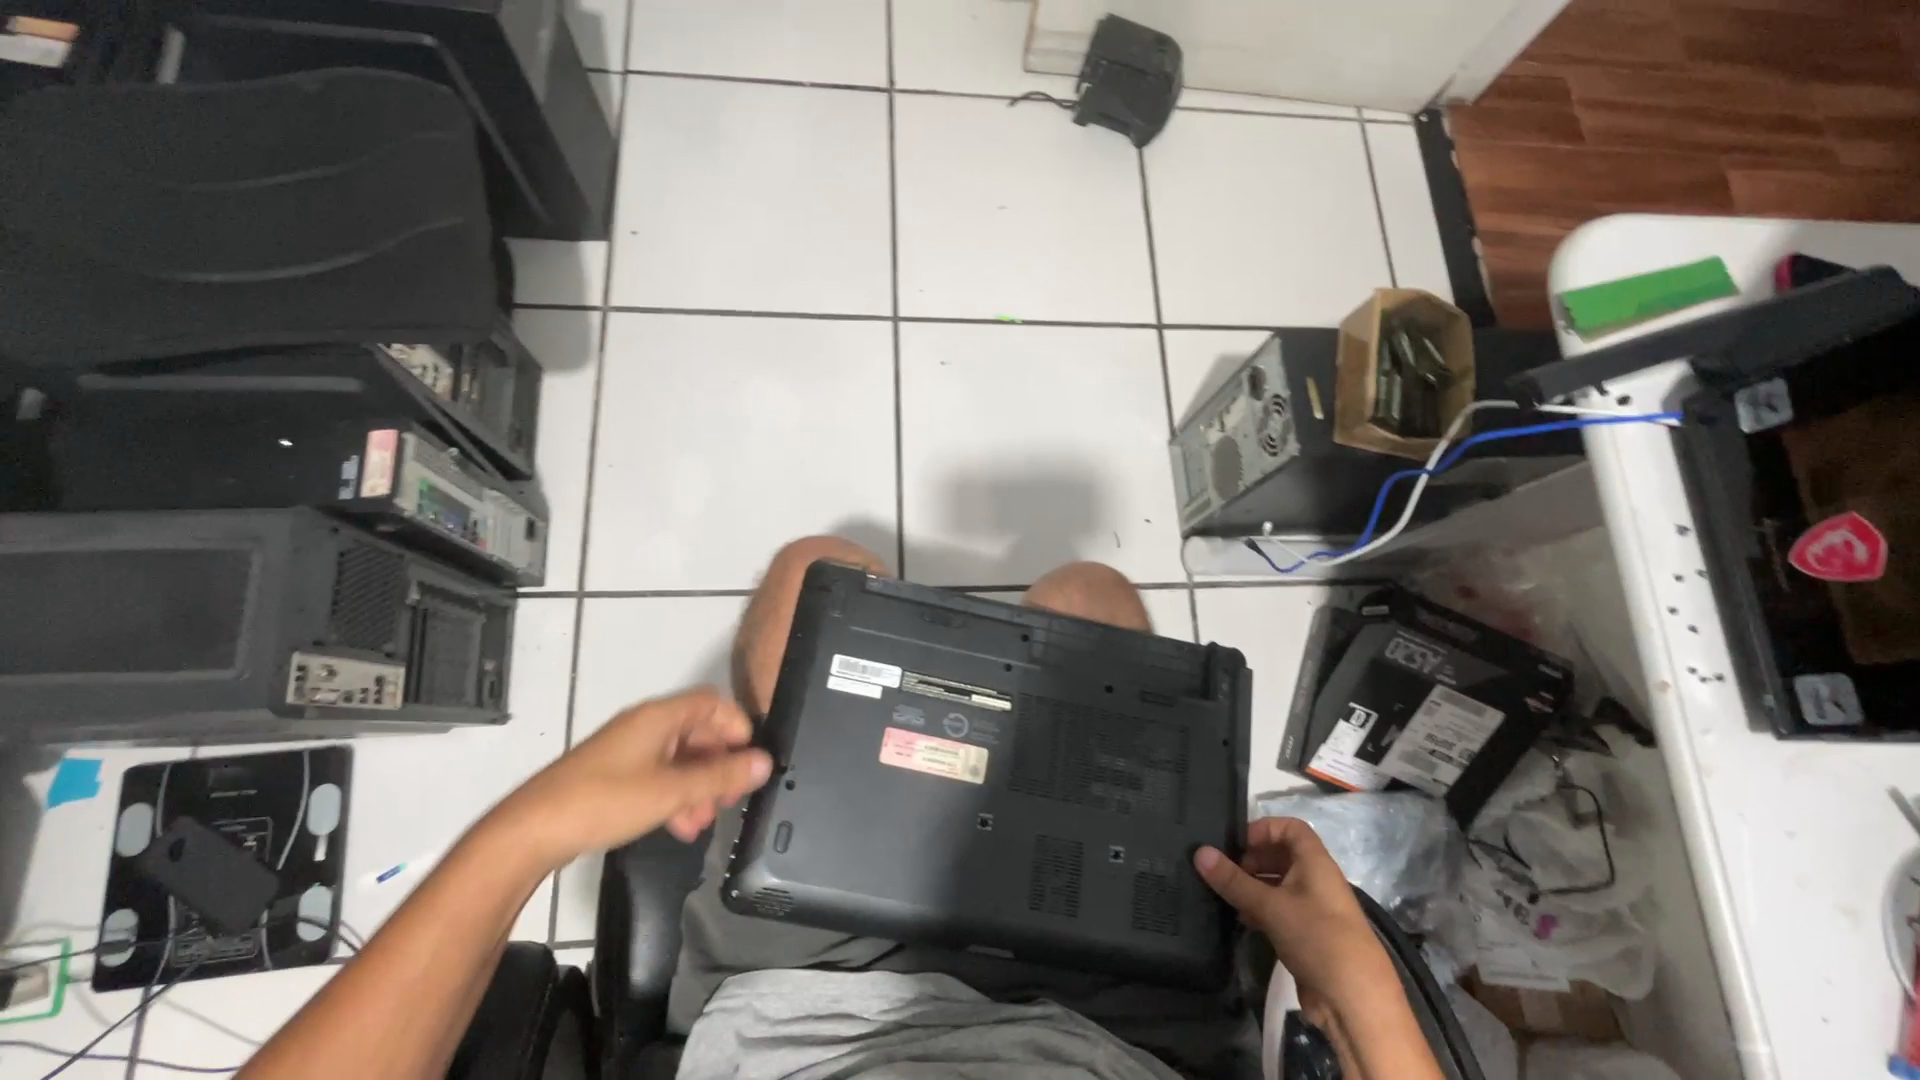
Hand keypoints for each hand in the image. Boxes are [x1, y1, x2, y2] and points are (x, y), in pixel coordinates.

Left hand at [488, 686, 772, 868]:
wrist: (531, 832)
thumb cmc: (604, 801)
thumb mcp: (671, 791)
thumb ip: (721, 776)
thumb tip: (765, 762)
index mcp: (659, 717)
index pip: (713, 703)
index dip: (737, 727)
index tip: (750, 761)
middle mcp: (644, 726)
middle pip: (698, 732)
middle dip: (720, 764)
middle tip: (732, 797)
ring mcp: (627, 751)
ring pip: (679, 759)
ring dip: (698, 787)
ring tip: (704, 820)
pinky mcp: (613, 776)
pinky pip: (658, 777)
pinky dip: (675, 797)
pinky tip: (679, 826)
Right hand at [1193, 817, 1396, 1009]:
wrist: (1354, 1001)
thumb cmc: (1317, 938)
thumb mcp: (1270, 906)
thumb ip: (1234, 880)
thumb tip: (1199, 852)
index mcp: (1315, 863)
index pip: (1291, 828)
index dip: (1263, 829)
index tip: (1235, 842)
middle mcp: (1315, 881)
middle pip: (1282, 856)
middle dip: (1251, 858)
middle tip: (1222, 870)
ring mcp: (1312, 909)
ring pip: (1278, 885)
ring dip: (1252, 886)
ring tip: (1223, 893)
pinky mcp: (1306, 935)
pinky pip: (1278, 911)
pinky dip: (1259, 910)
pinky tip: (1239, 919)